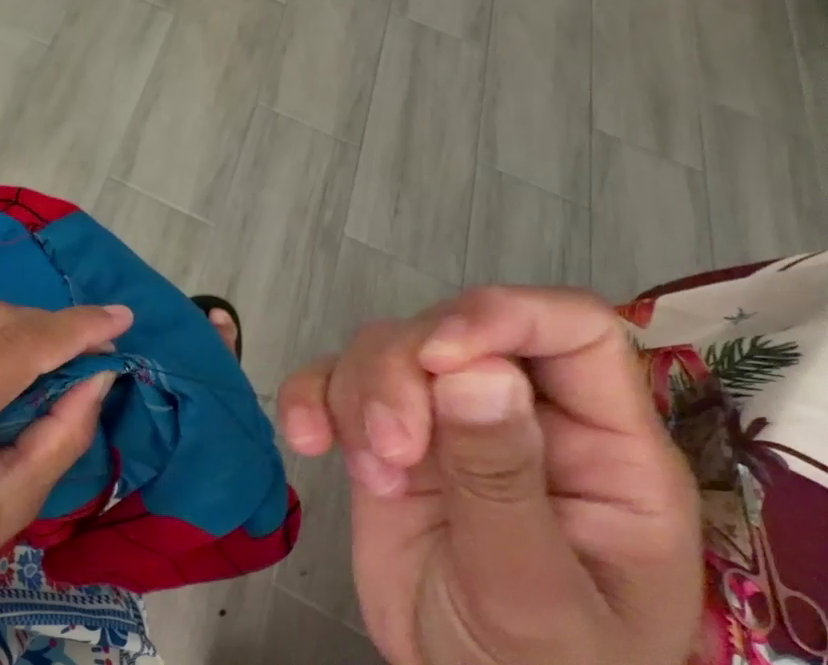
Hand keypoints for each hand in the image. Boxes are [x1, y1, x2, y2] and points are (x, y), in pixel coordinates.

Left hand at [0, 300, 131, 664]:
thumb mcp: (12, 503)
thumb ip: (62, 433)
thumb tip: (100, 374)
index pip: (15, 348)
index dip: (74, 328)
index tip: (122, 318)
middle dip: (52, 325)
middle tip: (99, 346)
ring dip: (23, 329)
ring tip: (67, 356)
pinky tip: (19, 364)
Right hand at [276, 286, 702, 664]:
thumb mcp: (531, 592)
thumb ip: (504, 483)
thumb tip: (476, 369)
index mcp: (606, 451)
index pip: (572, 333)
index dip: (503, 318)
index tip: (438, 358)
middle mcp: (525, 420)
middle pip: (455, 333)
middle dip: (403, 375)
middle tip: (387, 449)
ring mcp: (448, 427)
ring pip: (387, 349)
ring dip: (356, 394)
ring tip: (365, 473)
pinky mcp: (382, 440)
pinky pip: (334, 384)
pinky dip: (309, 398)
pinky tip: (306, 441)